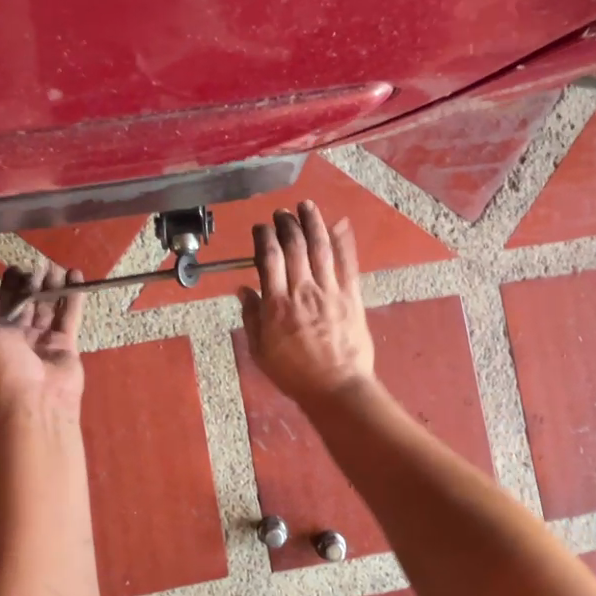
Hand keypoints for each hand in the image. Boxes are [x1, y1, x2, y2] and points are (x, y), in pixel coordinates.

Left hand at [0, 262, 85, 415]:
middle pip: (27, 304)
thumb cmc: (4, 368)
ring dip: (53, 286)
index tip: (14, 267)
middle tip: (40, 263)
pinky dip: (73, 296)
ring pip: (49, 307)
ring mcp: (44, 340)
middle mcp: (20, 337)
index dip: (7, 286)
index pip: (2, 305)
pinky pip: (70, 315)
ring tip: (57, 265)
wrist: (36, 402)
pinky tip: (76, 276)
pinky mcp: (66, 343)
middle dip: (33, 283)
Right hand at [237, 200, 375, 407]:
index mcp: (276, 304)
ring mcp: (329, 292)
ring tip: (307, 206)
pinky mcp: (352, 297)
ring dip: (313, 223)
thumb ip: (252, 317)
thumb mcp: (261, 351)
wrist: (336, 388)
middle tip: (282, 213)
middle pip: (294, 246)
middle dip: (286, 223)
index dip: (263, 237)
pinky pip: (348, 264)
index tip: (261, 227)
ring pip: (320, 248)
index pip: (268, 258)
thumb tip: (243, 289)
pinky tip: (340, 225)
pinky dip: (344, 242)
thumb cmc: (294, 374)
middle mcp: (302, 291)